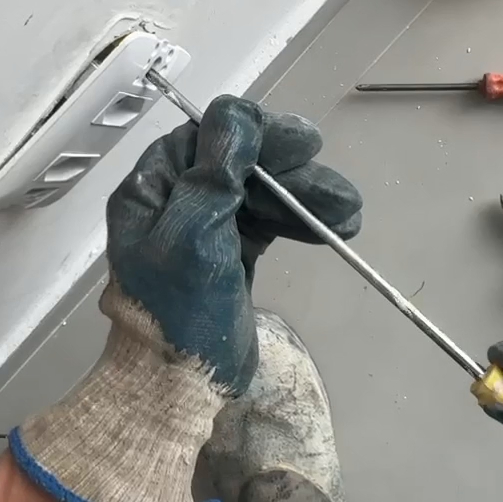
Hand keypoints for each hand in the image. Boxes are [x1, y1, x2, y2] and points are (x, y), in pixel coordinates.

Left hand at [11, 95, 359, 501]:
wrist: (176, 390)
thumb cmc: (179, 313)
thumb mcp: (194, 236)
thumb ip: (214, 172)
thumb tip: (236, 112)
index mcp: (152, 189)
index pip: (206, 139)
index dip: (254, 135)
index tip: (300, 144)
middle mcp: (175, 199)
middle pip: (239, 164)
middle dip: (289, 173)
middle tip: (336, 185)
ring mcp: (202, 225)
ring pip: (258, 192)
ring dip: (304, 197)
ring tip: (350, 211)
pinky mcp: (228, 251)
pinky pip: (265, 220)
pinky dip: (297, 219)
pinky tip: (333, 224)